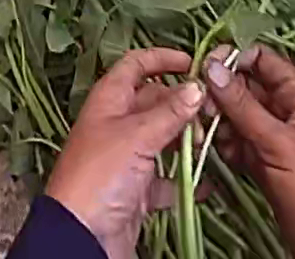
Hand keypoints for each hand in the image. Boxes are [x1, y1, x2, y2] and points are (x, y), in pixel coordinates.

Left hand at [44, 48, 204, 258]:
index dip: (162, 59)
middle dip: (182, 103)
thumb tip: (197, 86)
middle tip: (213, 113)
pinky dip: (185, 178)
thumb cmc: (101, 173)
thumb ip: (169, 112)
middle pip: (155, 99)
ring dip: (187, 138)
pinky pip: (166, 177)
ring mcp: (127, 154)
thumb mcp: (137, 136)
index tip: (193, 63)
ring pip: (162, 136)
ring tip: (211, 143)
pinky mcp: (136, 188)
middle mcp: (118, 120)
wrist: (82, 236)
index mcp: (110, 97)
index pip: (137, 64)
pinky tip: (206, 183)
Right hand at [205, 46, 294, 258]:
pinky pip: (239, 145)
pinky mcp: (266, 169)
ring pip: (239, 117)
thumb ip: (244, 105)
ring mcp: (276, 143)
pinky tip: (213, 148)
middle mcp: (287, 115)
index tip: (206, 65)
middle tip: (199, 103)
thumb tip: (211, 66)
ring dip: (219, 118)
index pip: (264, 62)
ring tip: (202, 127)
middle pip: (247, 87)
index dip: (236, 57)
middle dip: (221, 90)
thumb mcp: (282, 144)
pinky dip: (225, 144)